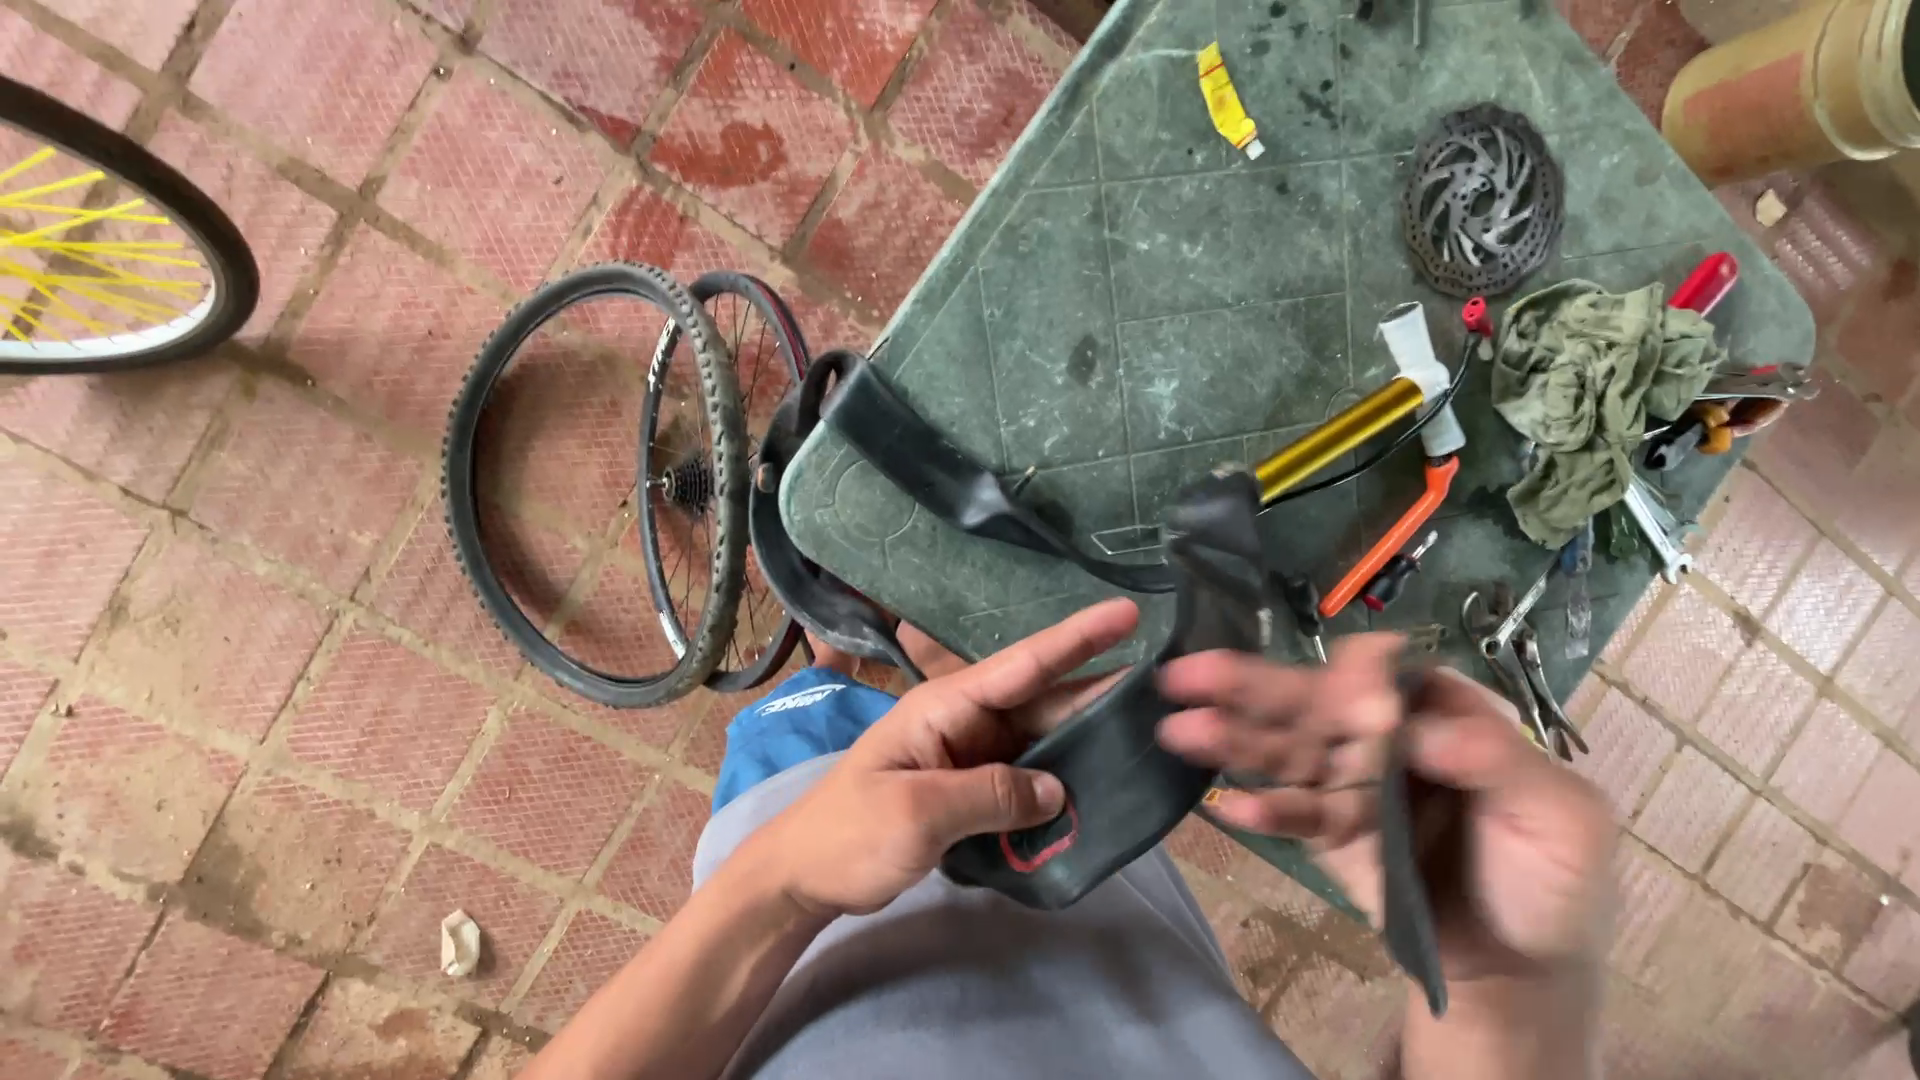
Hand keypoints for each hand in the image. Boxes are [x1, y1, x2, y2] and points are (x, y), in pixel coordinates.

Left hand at [748, 598, 1140, 916]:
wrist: (807, 874)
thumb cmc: (849, 833)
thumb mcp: (916, 813)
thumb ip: (989, 796)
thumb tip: (1058, 790)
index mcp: (948, 705)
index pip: (1023, 663)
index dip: (1078, 638)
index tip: (1128, 612)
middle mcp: (968, 720)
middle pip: (1045, 700)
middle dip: (1101, 692)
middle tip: (1167, 692)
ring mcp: (972, 754)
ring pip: (1043, 739)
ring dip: (1088, 740)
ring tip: (1149, 736)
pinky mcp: (975, 788)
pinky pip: (1030, 776)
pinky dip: (1063, 780)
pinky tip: (1100, 785)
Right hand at [1156, 635, 1615, 980]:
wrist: (1515, 967)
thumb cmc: (1552, 882)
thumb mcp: (1562, 819)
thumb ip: (1500, 762)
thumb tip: (1422, 730)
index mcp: (1439, 716)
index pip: (1388, 677)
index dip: (1357, 678)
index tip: (1347, 696)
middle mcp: (1382, 737)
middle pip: (1314, 704)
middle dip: (1253, 686)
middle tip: (1188, 672)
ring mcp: (1347, 782)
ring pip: (1286, 749)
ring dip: (1233, 738)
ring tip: (1178, 730)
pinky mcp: (1326, 830)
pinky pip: (1292, 814)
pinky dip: (1263, 810)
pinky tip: (1227, 806)